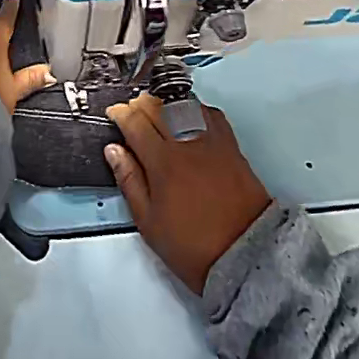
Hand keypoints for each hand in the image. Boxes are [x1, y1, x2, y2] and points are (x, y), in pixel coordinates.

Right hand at [105, 94, 271, 293]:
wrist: (244, 256)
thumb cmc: (196, 246)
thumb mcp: (149, 222)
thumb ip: (129, 180)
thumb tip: (114, 152)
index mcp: (162, 162)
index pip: (135, 121)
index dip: (120, 114)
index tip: (114, 115)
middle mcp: (186, 144)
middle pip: (157, 106)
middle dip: (139, 104)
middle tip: (131, 113)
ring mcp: (210, 142)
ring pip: (182, 104)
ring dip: (164, 103)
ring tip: (156, 112)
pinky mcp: (231, 146)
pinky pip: (210, 114)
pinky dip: (195, 108)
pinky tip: (188, 116)